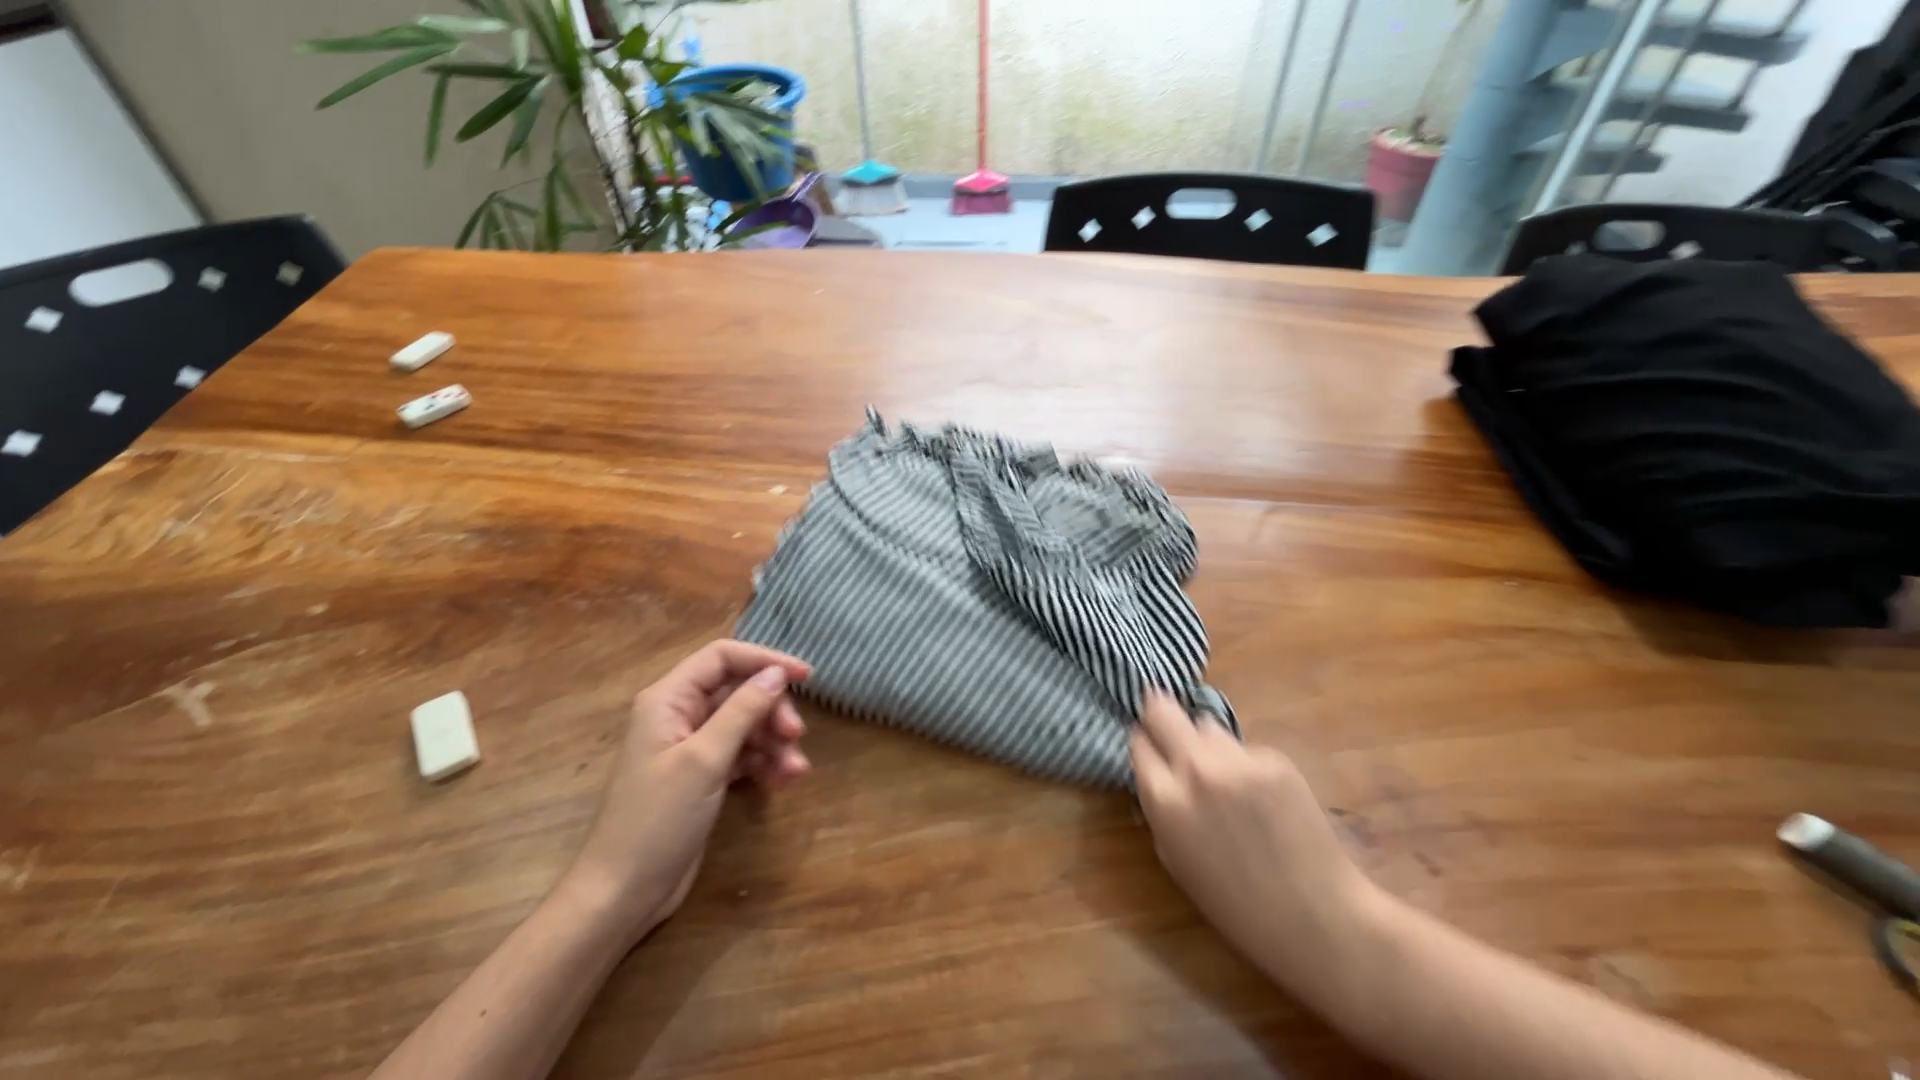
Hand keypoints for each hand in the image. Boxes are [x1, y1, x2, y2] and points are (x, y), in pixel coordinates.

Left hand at [563, 640, 812, 944]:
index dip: (764, 660)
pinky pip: (741, 754)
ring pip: (744, 725)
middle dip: (771, 710)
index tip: (806, 676)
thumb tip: (777, 673)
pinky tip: (783, 782)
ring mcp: (690, 748)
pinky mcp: (702, 777)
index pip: (721, 658)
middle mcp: (678, 715)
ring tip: (795, 771)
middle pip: (737, 691)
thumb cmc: (657, 820)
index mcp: (667, 700)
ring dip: (773, 742)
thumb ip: (742, 711)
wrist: (624, 892)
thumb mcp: (704, 760)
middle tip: (796, 736)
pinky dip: (764, 763)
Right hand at [1129, 692, 1377, 986]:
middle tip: (1169, 724)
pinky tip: (1263, 796)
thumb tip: (1158, 774)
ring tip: (1226, 776)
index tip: (1150, 747)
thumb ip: (1161, 808)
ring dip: (1208, 743)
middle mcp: (1195, 768)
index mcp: (1163, 800)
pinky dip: (1246, 764)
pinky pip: (1247, 748)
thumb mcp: (1175, 859)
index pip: (1139, 742)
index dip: (1145, 744)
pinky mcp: (1276, 759)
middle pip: (1164, 711)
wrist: (1314, 916)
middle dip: (1162, 713)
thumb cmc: (1234, 904)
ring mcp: (1238, 760)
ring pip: (1209, 727)